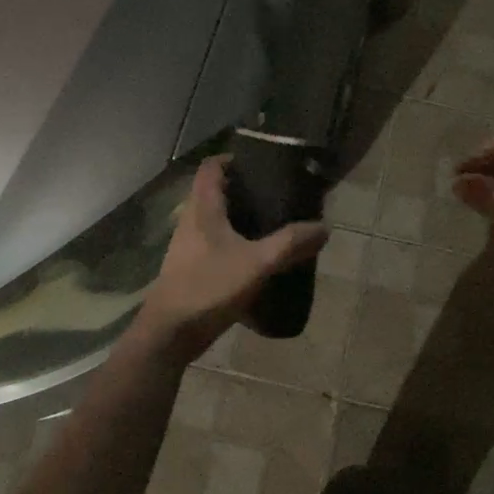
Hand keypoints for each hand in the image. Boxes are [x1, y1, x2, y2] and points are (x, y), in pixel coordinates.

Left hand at [138, 156, 327, 361]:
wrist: (169, 334)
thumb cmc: (209, 287)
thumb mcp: (257, 264)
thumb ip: (291, 244)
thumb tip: (324, 228)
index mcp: (203, 209)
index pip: (211, 167)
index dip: (234, 159)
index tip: (262, 164)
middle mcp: (191, 221)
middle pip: (215, 192)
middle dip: (244, 190)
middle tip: (277, 196)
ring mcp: (188, 247)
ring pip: (215, 221)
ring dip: (240, 219)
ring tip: (273, 226)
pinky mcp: (190, 270)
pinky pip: (215, 245)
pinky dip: (235, 244)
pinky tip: (258, 259)